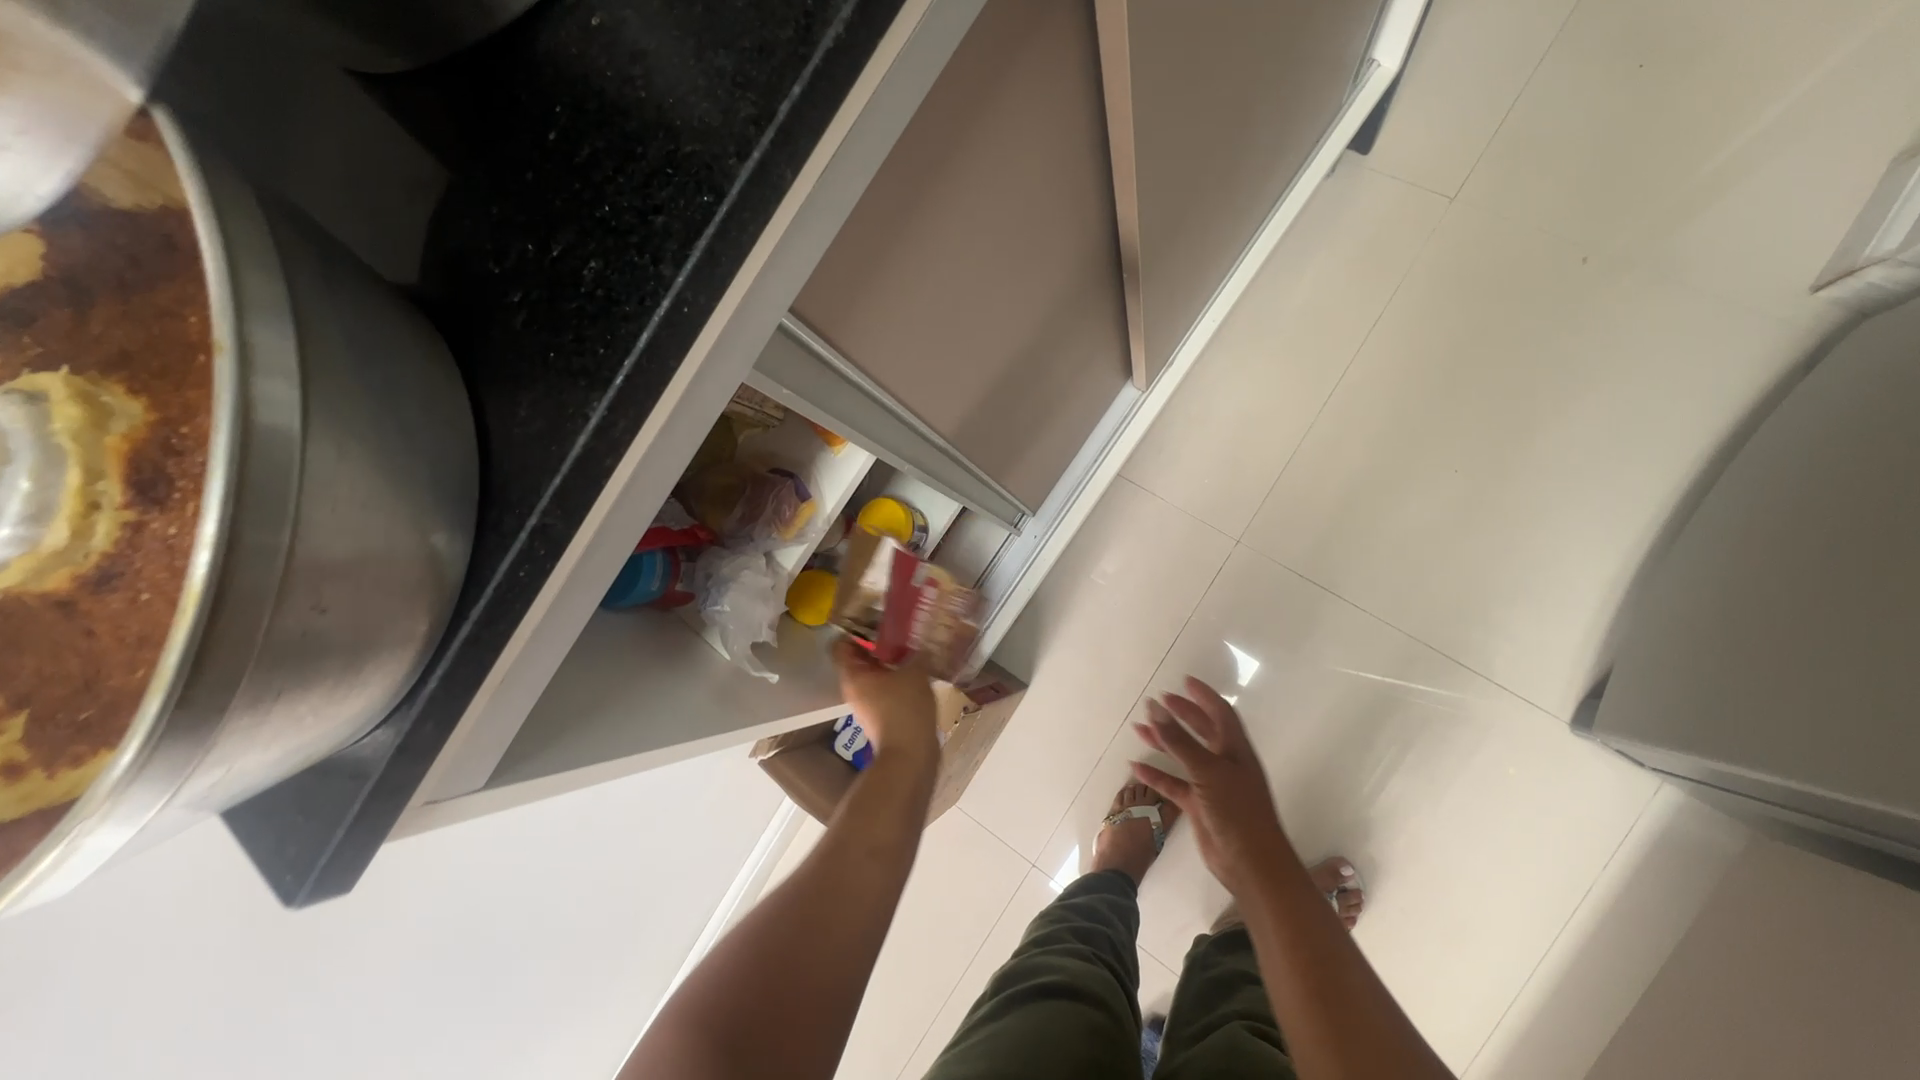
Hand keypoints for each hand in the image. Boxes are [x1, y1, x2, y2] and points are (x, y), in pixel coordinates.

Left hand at [833, 639, 938, 766]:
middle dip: (880, 646)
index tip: (877, 621)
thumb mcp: (914, 672)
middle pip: (860, 660)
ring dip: (892, 664)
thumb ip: (916, 653)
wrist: (910, 756)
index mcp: (853, 675)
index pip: (841, 645)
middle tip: (902, 632)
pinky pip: (888, 691)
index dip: (856, 631)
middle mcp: (855, 690)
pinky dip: (899, 681)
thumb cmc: (905, 708)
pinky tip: (920, 675)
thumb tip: (920, 642)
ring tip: (915, 651)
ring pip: (876, 676)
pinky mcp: (883, 717)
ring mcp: (868, 706)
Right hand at [1131, 677, 1290, 896]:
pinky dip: (1156, 775)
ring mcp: (1212, 785)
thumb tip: (1155, 707)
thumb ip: (1180, 740)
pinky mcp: (1199, 806)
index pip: (1221, 713)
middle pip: (1202, 731)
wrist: (1249, 862)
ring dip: (1165, 742)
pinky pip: (1174, 784)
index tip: (1184, 681)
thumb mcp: (1208, 771)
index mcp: (1236, 750)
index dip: (1204, 696)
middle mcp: (1225, 763)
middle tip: (1159, 700)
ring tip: (1140, 728)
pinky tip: (1136, 768)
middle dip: (1182, 715)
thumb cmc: (1237, 811)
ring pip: (1185, 756)